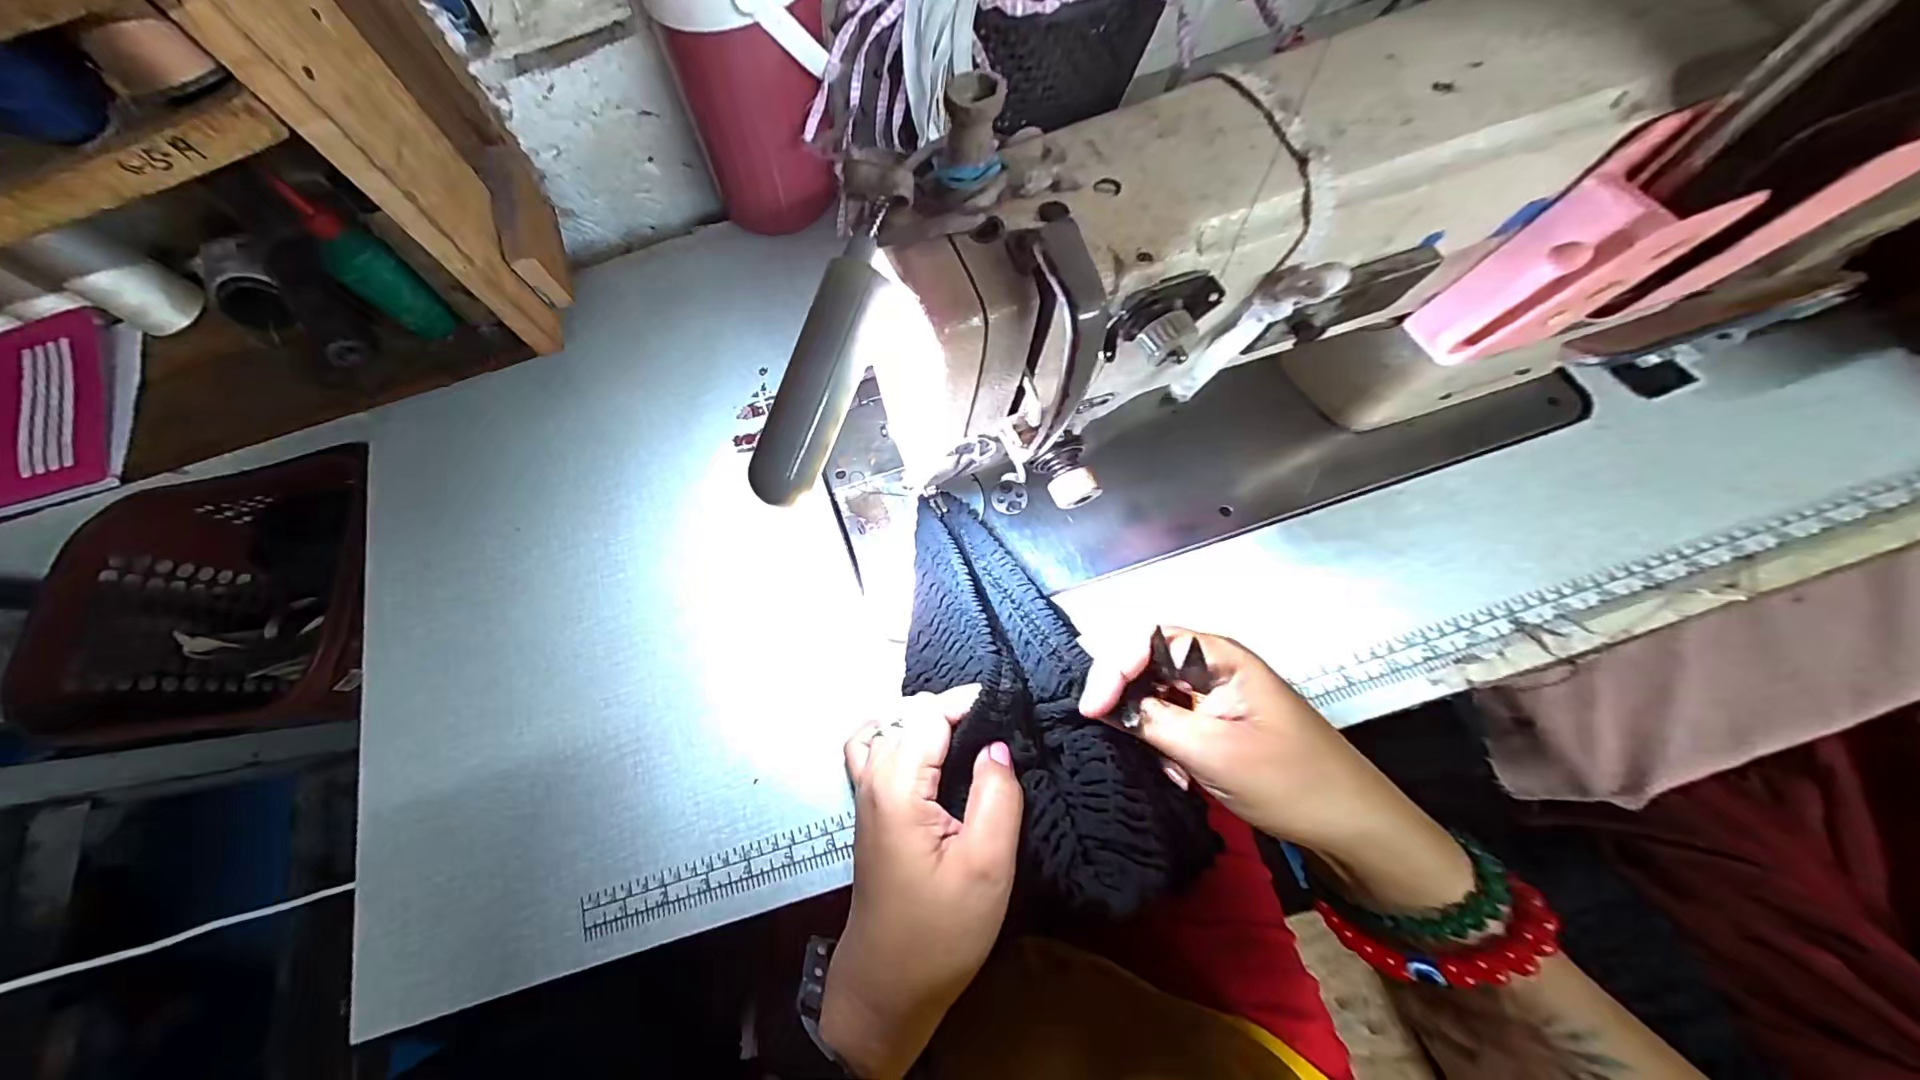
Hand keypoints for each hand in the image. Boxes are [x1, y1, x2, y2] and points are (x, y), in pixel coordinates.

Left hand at [821, 685, 1021, 1078]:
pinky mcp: (868, 804)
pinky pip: (875, 745)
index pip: (931, 712)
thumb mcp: (987, 868)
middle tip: (1001, 730)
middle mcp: (873, 776)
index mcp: (898, 785)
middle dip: (956, 709)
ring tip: (973, 738)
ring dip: (931, 719)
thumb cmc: (940, 932)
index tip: (1012, 710)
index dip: (972, 702)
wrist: (888, 984)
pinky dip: (901, 732)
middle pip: (911, 712)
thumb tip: (997, 744)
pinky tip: (928, 747)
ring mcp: (864, 789)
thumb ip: (997, 797)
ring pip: (893, 723)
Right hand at [1080, 626, 1471, 913]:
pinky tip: (1180, 775)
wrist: (1353, 827)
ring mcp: (1216, 694)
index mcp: (1219, 656)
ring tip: (1167, 767)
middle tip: (1119, 735)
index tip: (1092, 710)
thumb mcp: (1212, 751)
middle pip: (1145, 663)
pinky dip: (1164, 745)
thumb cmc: (1291, 782)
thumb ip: (1152, 719)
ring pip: (1154, 695)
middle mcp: (1213, 666)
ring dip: (1147, 729)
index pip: (1145, 640)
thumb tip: (1108, 705)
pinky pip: (1171, 720)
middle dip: (1127, 700)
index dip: (1112, 668)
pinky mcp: (1217, 722)